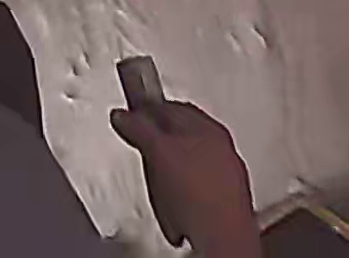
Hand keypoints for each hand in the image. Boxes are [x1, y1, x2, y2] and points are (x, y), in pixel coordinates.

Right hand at [111, 101, 260, 257]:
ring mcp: (227, 179)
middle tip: (141, 149)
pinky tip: (173, 204)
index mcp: (211, 129)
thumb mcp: (154, 149)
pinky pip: (195, 188)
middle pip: (178, 135)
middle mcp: (224, 151)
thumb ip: (136, 126)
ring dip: (166, 170)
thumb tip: (121, 116)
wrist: (221, 242)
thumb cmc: (198, 194)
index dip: (145, 110)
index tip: (129, 116)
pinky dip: (180, 192)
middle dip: (156, 143)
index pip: (170, 106)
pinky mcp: (226, 205)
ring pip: (185, 163)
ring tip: (157, 184)